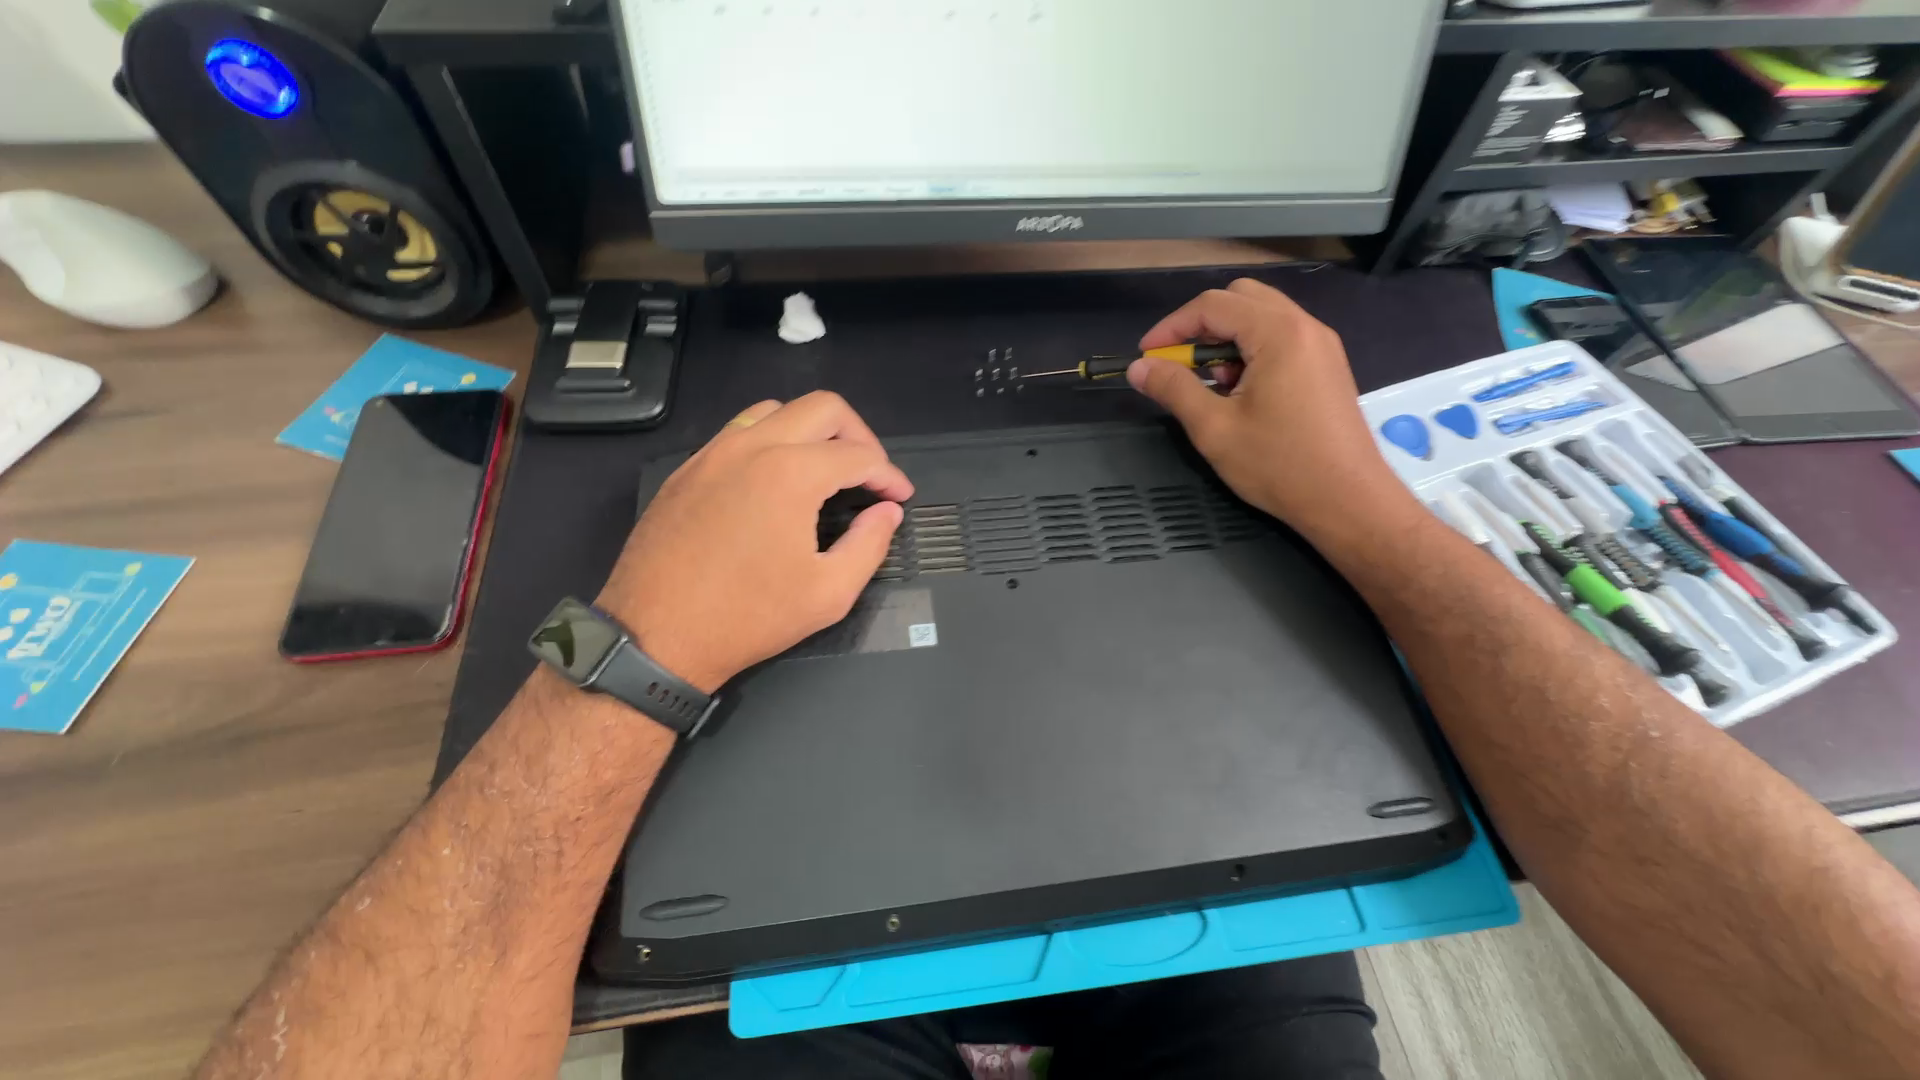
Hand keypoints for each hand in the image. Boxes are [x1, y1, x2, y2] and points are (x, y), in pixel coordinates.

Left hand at [595, 392, 912, 693]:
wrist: (655, 635)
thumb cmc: (748, 617)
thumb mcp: (828, 593)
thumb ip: (870, 544)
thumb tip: (887, 512)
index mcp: (791, 472)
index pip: (859, 455)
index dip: (889, 474)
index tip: (900, 497)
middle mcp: (752, 445)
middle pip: (823, 408)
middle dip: (859, 436)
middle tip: (871, 475)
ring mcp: (714, 453)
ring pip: (776, 409)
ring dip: (812, 430)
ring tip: (826, 470)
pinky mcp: (687, 469)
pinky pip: (738, 432)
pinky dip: (771, 440)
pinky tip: (776, 480)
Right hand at [1126, 278, 1412, 542]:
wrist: (1348, 501)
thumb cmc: (1278, 465)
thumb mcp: (1214, 428)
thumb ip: (1174, 389)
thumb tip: (1139, 367)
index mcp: (1278, 333)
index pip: (1212, 305)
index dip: (1171, 327)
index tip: (1146, 356)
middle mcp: (1304, 326)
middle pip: (1241, 298)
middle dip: (1201, 325)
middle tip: (1179, 364)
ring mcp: (1321, 345)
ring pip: (1262, 317)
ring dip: (1227, 339)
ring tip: (1212, 385)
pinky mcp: (1327, 366)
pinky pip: (1281, 338)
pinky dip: (1252, 351)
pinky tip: (1241, 393)